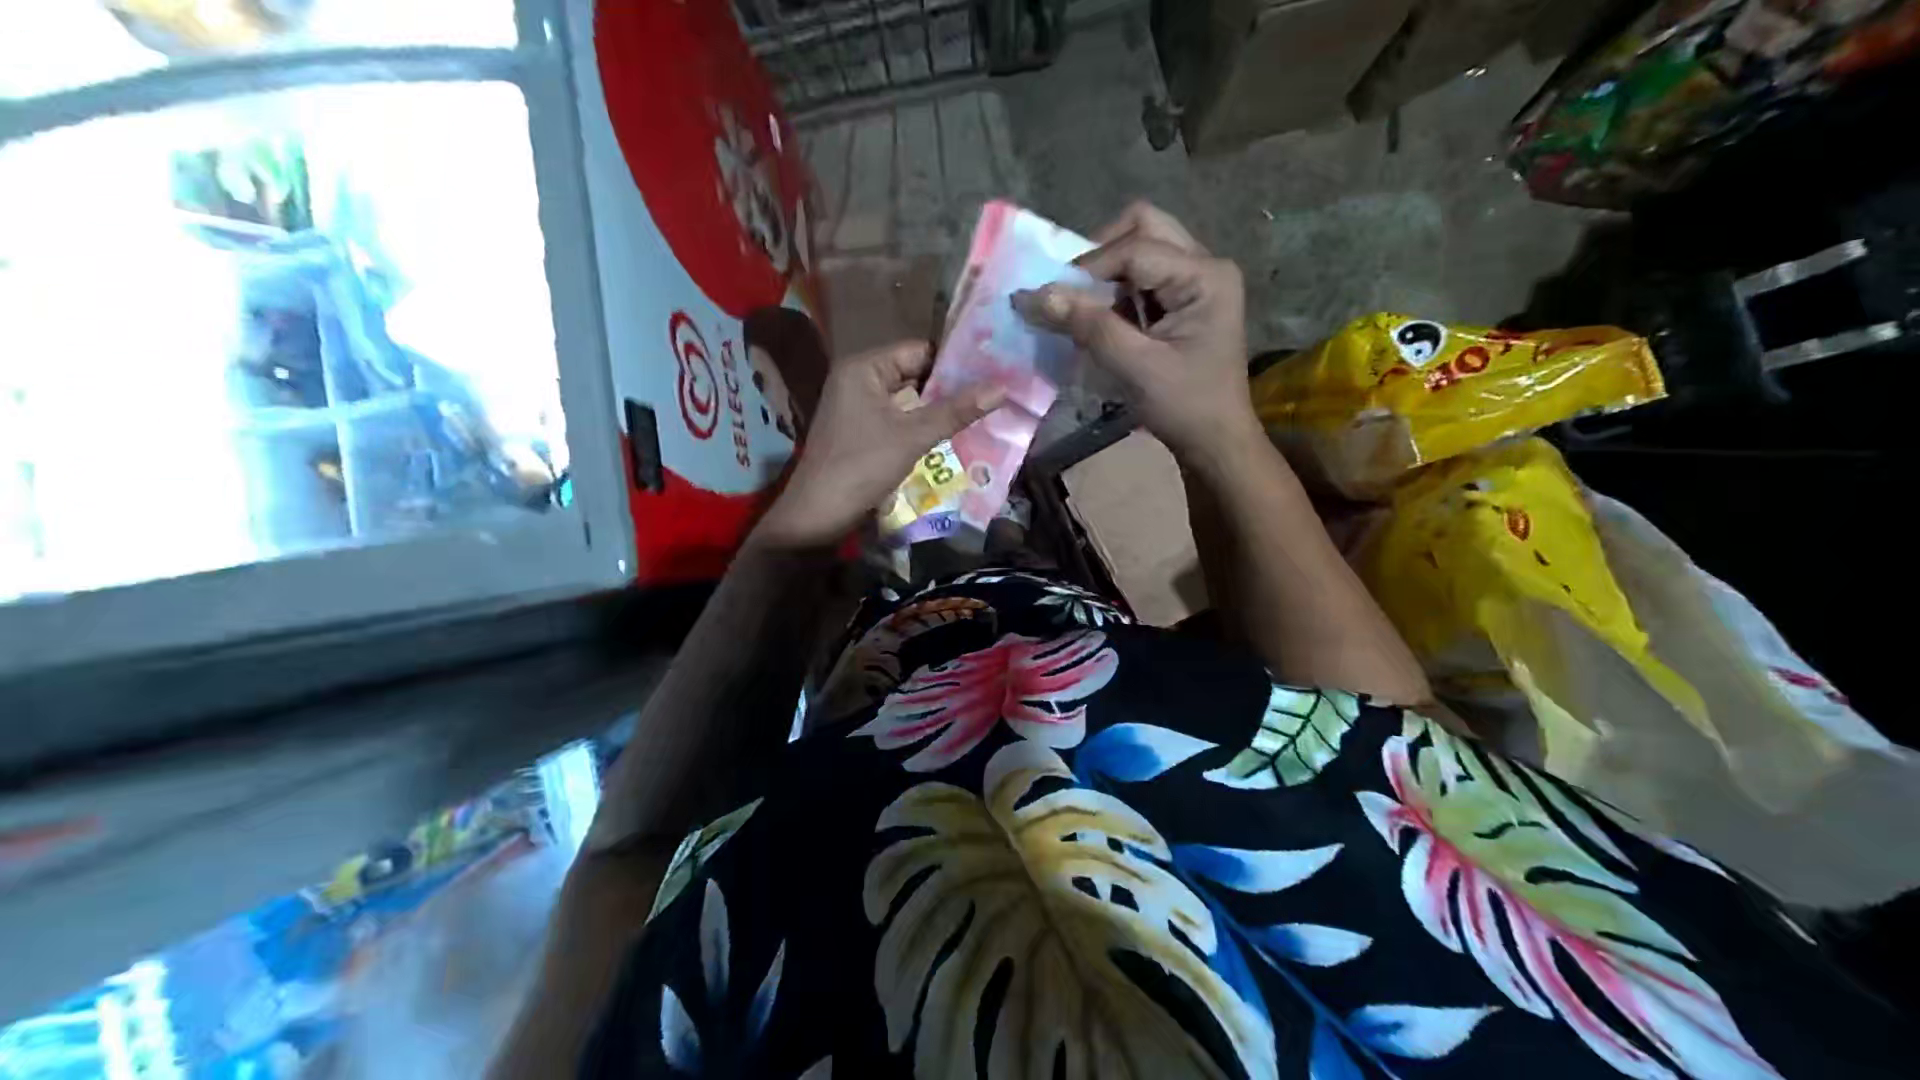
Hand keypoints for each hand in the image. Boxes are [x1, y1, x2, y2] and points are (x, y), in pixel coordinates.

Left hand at [755, 340, 1002, 548]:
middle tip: (993, 393)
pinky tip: (953, 435)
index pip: (918, 351)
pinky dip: (921, 428)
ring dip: (938, 410)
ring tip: (983, 412)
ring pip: (909, 401)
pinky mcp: (861, 433)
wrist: (817, 515)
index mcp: (864, 369)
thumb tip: (1001, 388)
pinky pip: (899, 421)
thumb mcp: (913, 436)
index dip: (954, 361)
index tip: (991, 370)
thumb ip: (956, 411)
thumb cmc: (862, 466)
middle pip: (914, 375)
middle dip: (950, 388)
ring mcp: (858, 408)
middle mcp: (858, 381)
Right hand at [1014, 201, 1257, 461]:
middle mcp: (1205, 265)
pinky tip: (1101, 318)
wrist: (1215, 441)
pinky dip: (1115, 289)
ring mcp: (1196, 280)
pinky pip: (1141, 275)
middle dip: (1099, 254)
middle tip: (1071, 290)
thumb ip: (1088, 326)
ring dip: (1106, 273)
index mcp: (1205, 276)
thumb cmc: (1185, 406)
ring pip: (1140, 247)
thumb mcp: (1135, 367)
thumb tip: (1033, 296)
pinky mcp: (1183, 299)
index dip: (1087, 268)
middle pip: (1142, 228)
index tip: (1048, 296)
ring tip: (1083, 307)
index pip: (1135, 248)